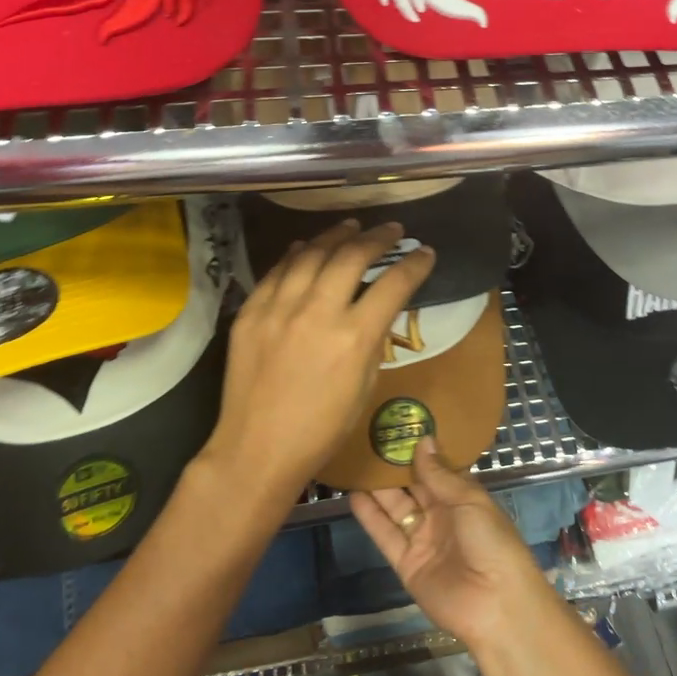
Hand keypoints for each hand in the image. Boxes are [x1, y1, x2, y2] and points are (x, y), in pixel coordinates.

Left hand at [202, 219, 434, 498]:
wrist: (258, 449)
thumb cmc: (322, 429)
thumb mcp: (364, 386)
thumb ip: (372, 339)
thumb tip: (379, 308)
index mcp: (353, 338)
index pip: (393, 284)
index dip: (415, 264)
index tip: (426, 252)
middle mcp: (317, 313)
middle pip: (350, 256)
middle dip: (376, 238)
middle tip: (391, 229)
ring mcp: (278, 309)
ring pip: (310, 254)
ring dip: (334, 236)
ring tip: (350, 226)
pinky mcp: (250, 312)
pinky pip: (277, 272)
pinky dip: (295, 255)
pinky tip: (305, 247)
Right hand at [353, 438, 555, 646]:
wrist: (495, 604)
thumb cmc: (492, 543)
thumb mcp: (470, 502)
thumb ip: (441, 475)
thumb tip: (423, 440)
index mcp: (464, 498)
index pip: (437, 469)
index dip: (419, 451)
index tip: (398, 426)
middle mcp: (442, 516)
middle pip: (413, 487)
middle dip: (394, 466)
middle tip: (368, 438)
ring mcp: (423, 540)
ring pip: (396, 508)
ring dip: (378, 488)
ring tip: (354, 461)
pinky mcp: (406, 563)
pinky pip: (386, 535)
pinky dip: (370, 517)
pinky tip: (353, 495)